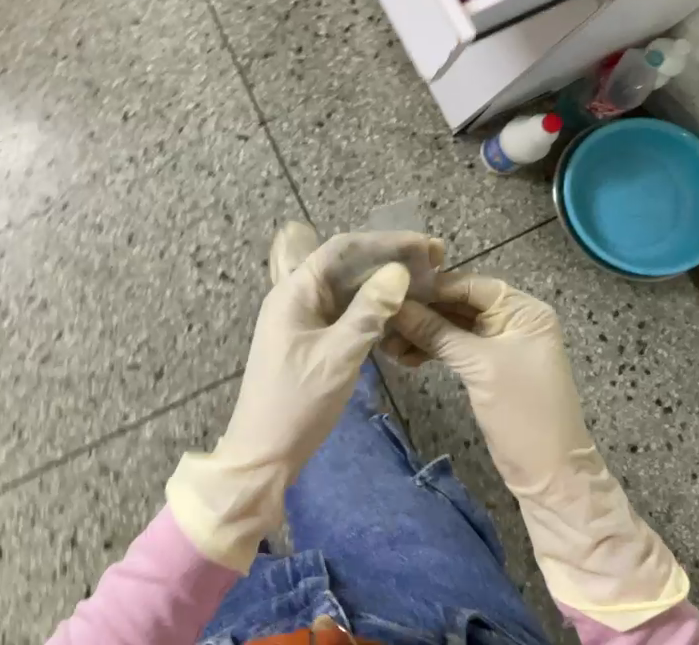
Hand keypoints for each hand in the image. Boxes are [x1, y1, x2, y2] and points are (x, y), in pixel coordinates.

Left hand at [165, 224, 443, 571]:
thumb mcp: (338, 356)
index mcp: (294, 291)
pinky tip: (401, 316)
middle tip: (435, 263)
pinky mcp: (312, 341)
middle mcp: (297, 297)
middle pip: (347, 265)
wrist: (262, 455)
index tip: (426, 246)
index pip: (343, 248)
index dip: (386, 242)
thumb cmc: (296, 403)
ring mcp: (303, 319)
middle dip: (389, 260)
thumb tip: (399, 270)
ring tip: (426, 285)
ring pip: (349, 290)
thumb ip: (369, 311)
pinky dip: (373, 311)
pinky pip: (346, 314)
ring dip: (384, 285)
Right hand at [391, 274, 689, 631]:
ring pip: (451, 326)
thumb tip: (394, 305)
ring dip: (420, 333)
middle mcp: (512, 318)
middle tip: (381, 320)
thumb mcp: (478, 366)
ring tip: (386, 344)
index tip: (388, 292)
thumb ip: (435, 332)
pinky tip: (403, 356)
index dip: (429, 288)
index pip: (467, 284)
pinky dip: (430, 349)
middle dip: (420, 313)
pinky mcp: (488, 366)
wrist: (550, 476)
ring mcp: (500, 343)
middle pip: (457, 304)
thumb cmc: (523, 413)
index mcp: (522, 309)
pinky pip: (453, 346)